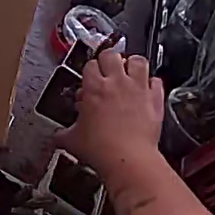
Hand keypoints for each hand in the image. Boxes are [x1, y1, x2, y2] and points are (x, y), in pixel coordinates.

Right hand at [58, 46, 165, 189]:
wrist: (128, 159)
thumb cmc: (101, 149)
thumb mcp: (73, 141)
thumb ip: (63, 134)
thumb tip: (58, 137)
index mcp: (94, 88)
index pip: (90, 65)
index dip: (89, 71)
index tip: (89, 80)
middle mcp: (117, 83)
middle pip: (112, 55)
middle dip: (108, 60)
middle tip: (107, 70)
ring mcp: (138, 89)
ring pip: (138, 60)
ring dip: (132, 64)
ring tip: (128, 72)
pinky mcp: (154, 99)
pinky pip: (156, 80)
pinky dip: (152, 83)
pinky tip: (147, 89)